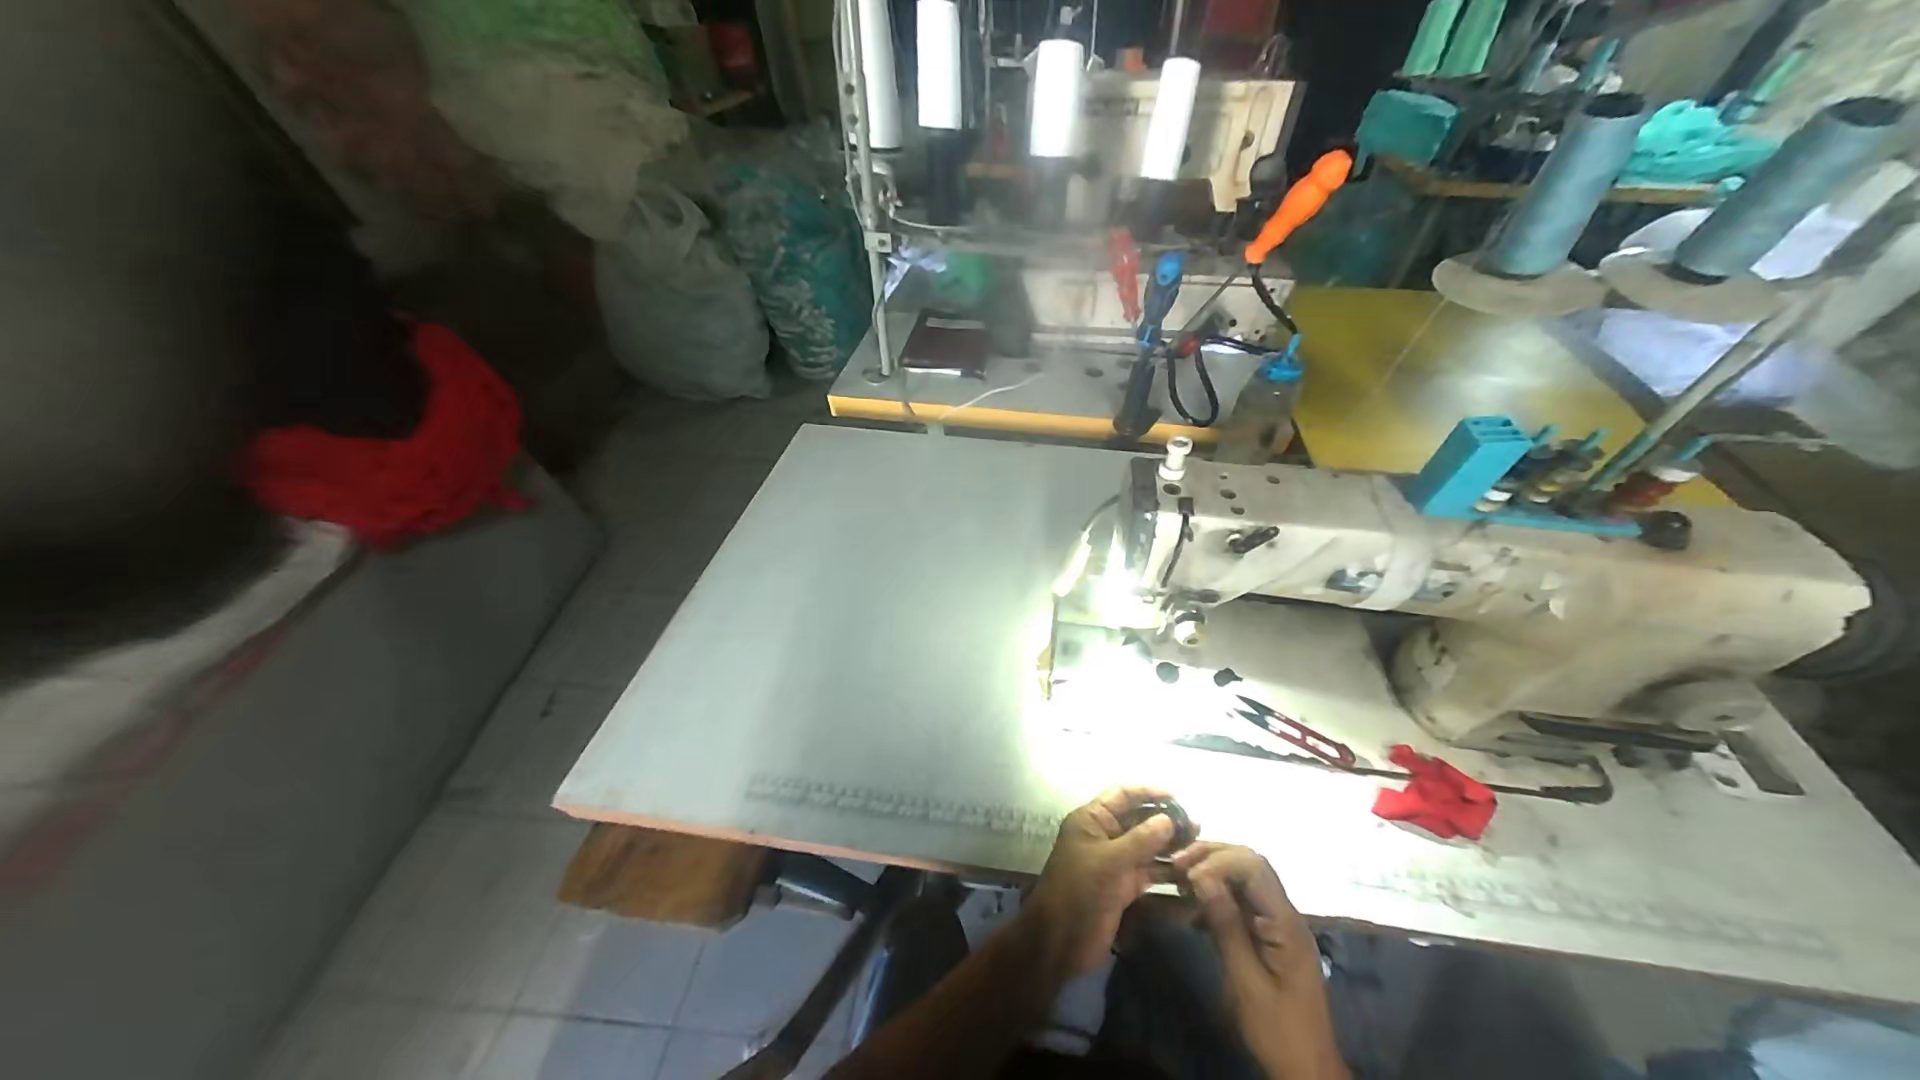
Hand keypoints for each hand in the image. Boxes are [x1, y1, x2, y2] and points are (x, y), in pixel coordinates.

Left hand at [1026, 787, 1183, 975]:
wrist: (1060, 941)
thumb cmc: (1079, 891)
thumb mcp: (1109, 862)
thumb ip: (1141, 840)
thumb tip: (1169, 819)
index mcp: (1092, 820)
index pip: (1122, 794)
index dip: (1148, 792)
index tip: (1178, 797)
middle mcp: (1104, 836)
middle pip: (1139, 821)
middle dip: (1166, 822)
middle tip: (1197, 827)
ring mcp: (1115, 862)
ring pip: (1148, 848)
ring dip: (1171, 848)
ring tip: (1200, 849)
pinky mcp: (1125, 888)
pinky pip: (1150, 874)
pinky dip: (1168, 873)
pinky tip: (1191, 875)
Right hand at [1173, 843, 1347, 1079]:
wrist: (1307, 1069)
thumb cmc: (1277, 1030)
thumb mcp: (1247, 981)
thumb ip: (1226, 926)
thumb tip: (1201, 877)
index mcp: (1287, 923)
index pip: (1254, 867)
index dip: (1218, 861)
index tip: (1186, 874)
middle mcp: (1286, 913)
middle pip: (1251, 863)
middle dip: (1213, 856)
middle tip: (1177, 864)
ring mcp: (1278, 922)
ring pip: (1245, 877)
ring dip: (1212, 870)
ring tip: (1180, 876)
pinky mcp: (1268, 933)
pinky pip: (1242, 899)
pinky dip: (1216, 892)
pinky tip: (1192, 902)